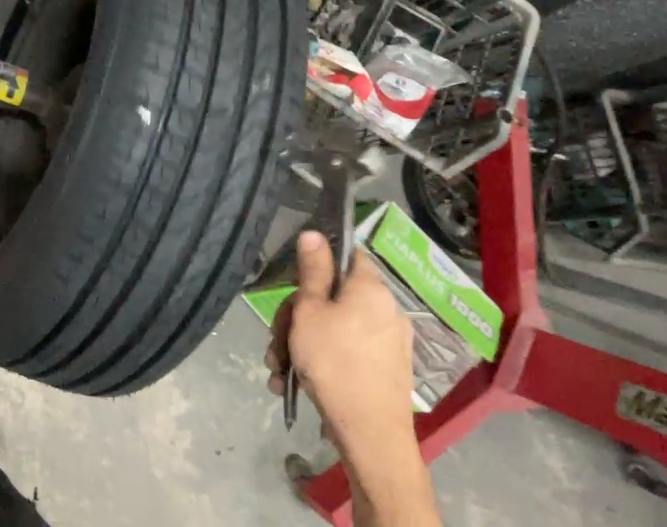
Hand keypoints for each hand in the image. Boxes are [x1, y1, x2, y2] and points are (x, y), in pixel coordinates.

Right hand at [265, 231, 415, 458]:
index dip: (319, 261)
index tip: (294, 283)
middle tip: (277, 338)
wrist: (369, 432)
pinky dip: (320, 361)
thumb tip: (315, 233)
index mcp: (371, 290)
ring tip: (279, 367)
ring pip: (334, 328)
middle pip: (334, 296)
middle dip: (297, 315)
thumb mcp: (310, 311)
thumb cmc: (334, 361)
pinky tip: (294, 382)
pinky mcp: (385, 370)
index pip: (349, 255)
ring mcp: (389, 343)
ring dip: (301, 343)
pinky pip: (346, 352)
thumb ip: (313, 271)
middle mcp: (387, 311)